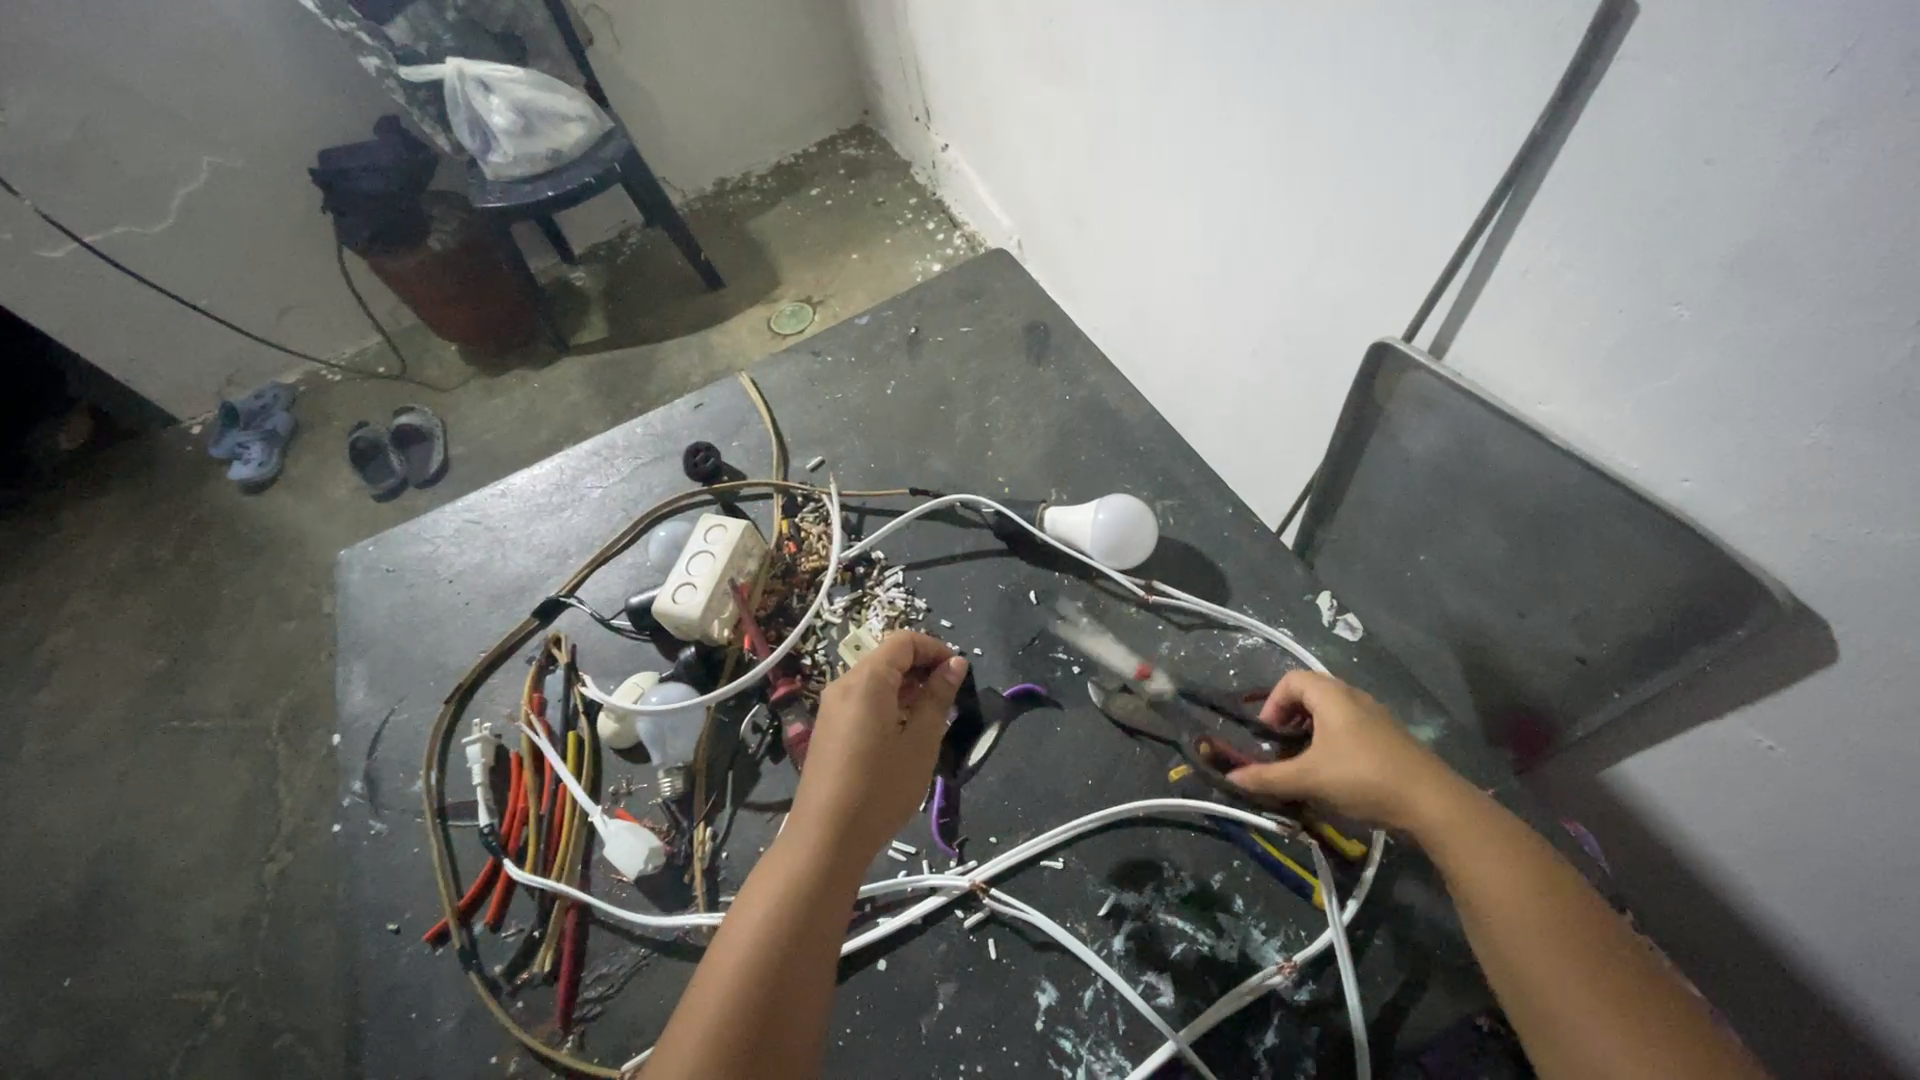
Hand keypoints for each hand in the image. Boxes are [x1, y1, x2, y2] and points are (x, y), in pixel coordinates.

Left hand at [787, 631, 967, 861]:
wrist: (826, 839)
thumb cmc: (880, 789)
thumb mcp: (920, 743)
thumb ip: (937, 698)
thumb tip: (955, 664)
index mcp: (867, 681)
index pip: (904, 641)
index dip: (935, 649)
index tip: (959, 675)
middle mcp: (844, 684)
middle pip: (887, 657)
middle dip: (922, 668)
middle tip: (951, 698)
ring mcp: (832, 707)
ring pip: (875, 679)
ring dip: (907, 687)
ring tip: (933, 716)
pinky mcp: (829, 728)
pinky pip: (862, 699)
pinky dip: (888, 702)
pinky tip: (905, 732)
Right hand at [1227, 670, 1462, 831]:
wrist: (1433, 803)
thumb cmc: (1363, 778)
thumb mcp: (1309, 779)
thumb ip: (1268, 777)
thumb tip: (1231, 778)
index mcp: (1333, 696)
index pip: (1291, 679)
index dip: (1272, 703)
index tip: (1269, 734)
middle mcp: (1355, 698)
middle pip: (1311, 693)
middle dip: (1290, 718)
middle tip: (1283, 747)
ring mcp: (1377, 717)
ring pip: (1333, 713)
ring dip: (1311, 732)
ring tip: (1305, 762)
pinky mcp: (1391, 738)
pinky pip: (1352, 728)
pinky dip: (1334, 742)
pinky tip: (1336, 774)